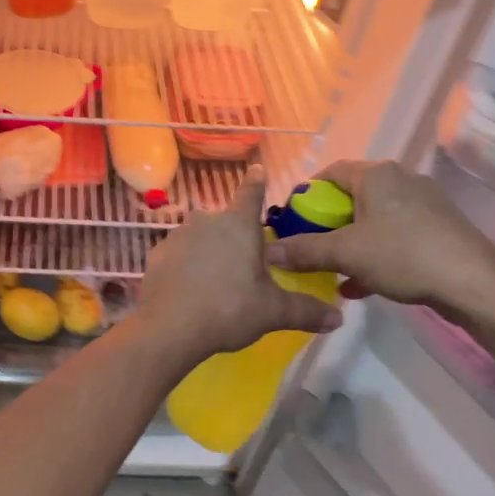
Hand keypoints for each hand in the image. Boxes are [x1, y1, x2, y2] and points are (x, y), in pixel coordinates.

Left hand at [134, 165, 341, 361]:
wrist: (170, 327)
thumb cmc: (229, 309)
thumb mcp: (273, 312)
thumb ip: (305, 311)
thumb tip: (338, 318)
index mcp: (238, 224)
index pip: (251, 193)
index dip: (256, 182)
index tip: (256, 169)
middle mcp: (206, 220)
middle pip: (225, 221)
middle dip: (234, 236)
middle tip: (243, 264)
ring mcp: (177, 235)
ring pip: (199, 237)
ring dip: (208, 251)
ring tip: (216, 281)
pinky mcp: (156, 254)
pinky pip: (178, 255)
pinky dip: (185, 266)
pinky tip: (190, 289)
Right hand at [263, 160, 494, 307]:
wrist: (475, 283)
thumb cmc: (404, 255)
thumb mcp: (347, 254)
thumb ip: (305, 250)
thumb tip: (270, 251)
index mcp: (376, 174)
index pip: (330, 173)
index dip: (307, 196)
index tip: (294, 222)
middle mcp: (400, 179)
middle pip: (352, 196)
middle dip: (329, 224)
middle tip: (312, 248)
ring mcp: (423, 203)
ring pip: (374, 218)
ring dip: (351, 242)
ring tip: (334, 270)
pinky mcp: (438, 226)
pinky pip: (395, 234)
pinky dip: (375, 252)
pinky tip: (362, 284)